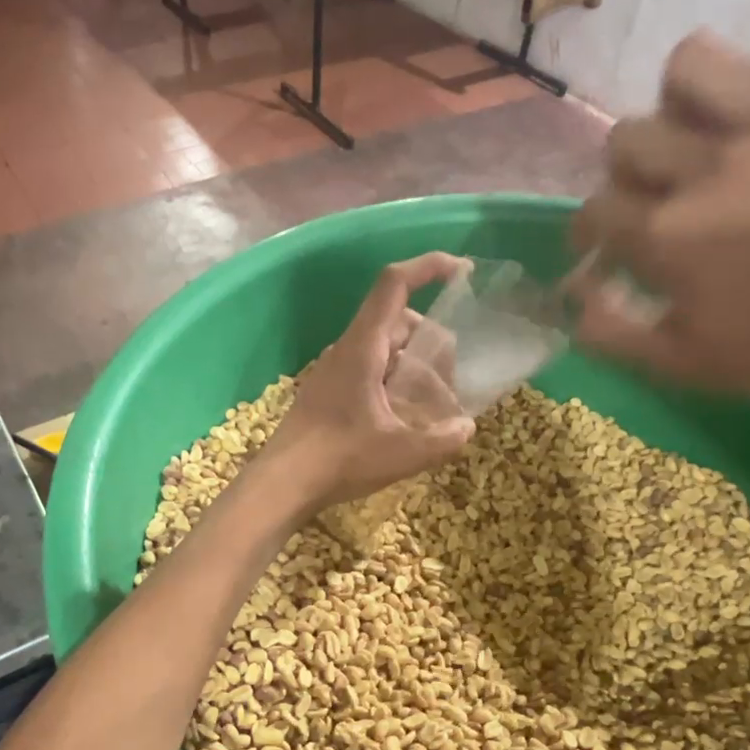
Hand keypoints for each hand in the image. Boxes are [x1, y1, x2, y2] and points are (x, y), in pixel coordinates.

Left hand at [262, 252, 476, 510]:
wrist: (283, 483)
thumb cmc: (340, 459)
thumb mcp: (403, 453)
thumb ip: (443, 438)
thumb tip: (466, 426)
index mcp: (363, 346)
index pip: (395, 284)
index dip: (430, 267)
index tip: (464, 271)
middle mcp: (347, 349)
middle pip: (397, 321)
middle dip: (432, 341)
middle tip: (453, 380)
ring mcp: (334, 370)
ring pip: (384, 349)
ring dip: (414, 366)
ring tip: (434, 406)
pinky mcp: (328, 392)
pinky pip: (370, 371)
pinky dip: (394, 382)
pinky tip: (405, 420)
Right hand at [569, 0, 749, 428]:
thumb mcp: (688, 367)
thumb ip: (612, 332)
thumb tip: (572, 292)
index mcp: (670, 234)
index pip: (594, 212)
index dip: (591, 235)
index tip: (607, 253)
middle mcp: (714, 164)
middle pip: (628, 137)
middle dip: (628, 175)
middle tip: (659, 202)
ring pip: (695, 61)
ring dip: (682, 96)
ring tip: (704, 129)